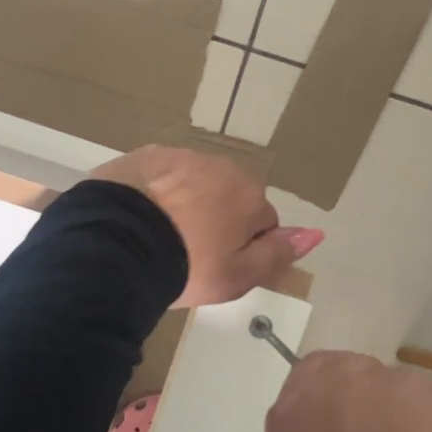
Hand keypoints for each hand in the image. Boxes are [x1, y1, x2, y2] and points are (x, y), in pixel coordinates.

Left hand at [89, 146, 321, 307]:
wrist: (116, 245)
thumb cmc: (186, 267)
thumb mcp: (238, 275)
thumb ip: (278, 253)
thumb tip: (315, 233)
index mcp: (247, 194)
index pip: (261, 222)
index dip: (242, 248)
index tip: (217, 268)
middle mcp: (218, 166)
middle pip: (226, 197)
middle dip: (213, 220)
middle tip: (187, 256)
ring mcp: (177, 156)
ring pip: (190, 184)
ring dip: (183, 205)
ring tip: (158, 240)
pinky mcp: (140, 157)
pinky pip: (157, 178)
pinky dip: (153, 195)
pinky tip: (137, 222)